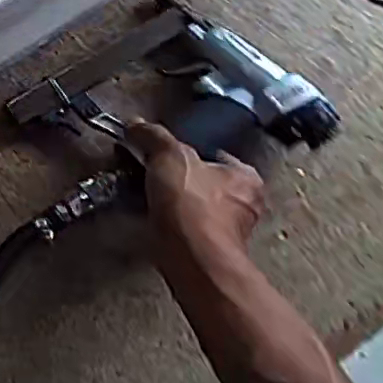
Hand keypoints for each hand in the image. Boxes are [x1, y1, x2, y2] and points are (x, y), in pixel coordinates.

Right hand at [128, 122, 265, 264]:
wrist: (191, 257)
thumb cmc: (193, 203)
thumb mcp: (169, 153)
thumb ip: (153, 135)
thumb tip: (136, 125)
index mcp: (246, 179)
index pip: (219, 155)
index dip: (190, 149)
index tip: (166, 148)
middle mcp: (243, 207)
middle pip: (204, 181)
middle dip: (178, 176)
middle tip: (151, 167)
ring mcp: (225, 233)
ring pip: (192, 206)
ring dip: (169, 200)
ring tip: (142, 189)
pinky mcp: (206, 252)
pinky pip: (182, 227)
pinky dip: (164, 220)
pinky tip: (146, 212)